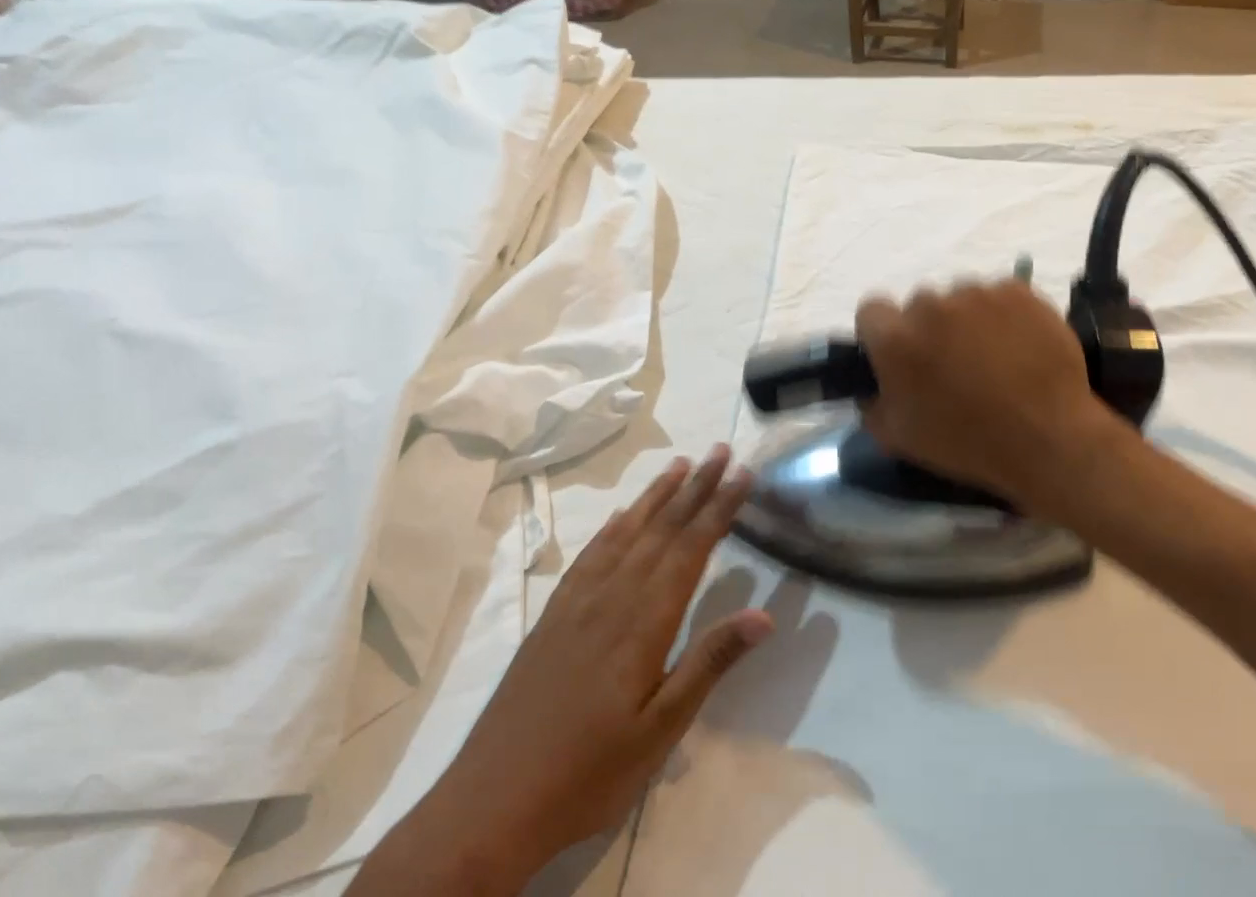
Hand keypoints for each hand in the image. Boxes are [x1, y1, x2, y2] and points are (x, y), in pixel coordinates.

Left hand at [354, 448, 771, 894]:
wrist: (489, 804)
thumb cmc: (589, 771)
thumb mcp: (662, 727)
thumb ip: (709, 663)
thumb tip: (765, 615)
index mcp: (642, 623)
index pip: (690, 550)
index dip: (719, 509)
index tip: (743, 473)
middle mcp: (609, 601)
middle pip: (659, 532)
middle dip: (693, 489)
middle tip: (720, 451)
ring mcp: (574, 609)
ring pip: (622, 537)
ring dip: (654, 499)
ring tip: (677, 466)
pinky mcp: (550, 623)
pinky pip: (587, 560)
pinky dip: (609, 531)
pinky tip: (618, 520)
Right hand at [855, 279, 1125, 513]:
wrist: (1047, 437)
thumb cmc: (968, 444)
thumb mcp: (900, 440)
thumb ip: (874, 406)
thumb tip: (874, 388)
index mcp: (896, 340)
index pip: (872, 311)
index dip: (884, 333)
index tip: (903, 357)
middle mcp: (932, 305)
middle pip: (921, 305)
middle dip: (931, 329)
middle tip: (954, 364)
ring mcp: (979, 294)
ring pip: (963, 299)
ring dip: (969, 321)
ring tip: (994, 358)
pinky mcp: (1020, 291)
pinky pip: (1001, 296)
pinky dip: (1005, 316)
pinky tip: (1020, 347)